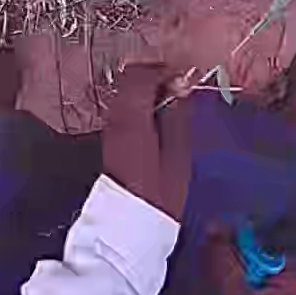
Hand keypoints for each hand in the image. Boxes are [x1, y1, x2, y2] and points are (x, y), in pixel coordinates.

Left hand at [101, 63, 189, 219]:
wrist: (129, 223)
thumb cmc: (160, 192)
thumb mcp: (177, 154)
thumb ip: (176, 115)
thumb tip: (180, 85)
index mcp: (132, 118)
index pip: (141, 76)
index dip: (163, 71)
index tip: (185, 78)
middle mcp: (115, 116)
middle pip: (130, 78)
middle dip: (155, 75)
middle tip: (180, 86)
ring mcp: (109, 124)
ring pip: (126, 89)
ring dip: (148, 87)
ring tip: (173, 100)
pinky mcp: (110, 134)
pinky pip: (125, 104)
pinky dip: (141, 100)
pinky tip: (158, 113)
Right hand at [209, 232, 295, 294]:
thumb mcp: (231, 294)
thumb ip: (223, 256)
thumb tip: (214, 228)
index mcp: (293, 283)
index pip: (273, 239)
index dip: (247, 231)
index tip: (222, 229)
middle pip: (266, 252)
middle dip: (239, 246)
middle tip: (214, 245)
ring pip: (259, 268)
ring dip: (237, 262)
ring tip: (215, 262)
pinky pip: (256, 284)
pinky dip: (239, 278)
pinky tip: (222, 282)